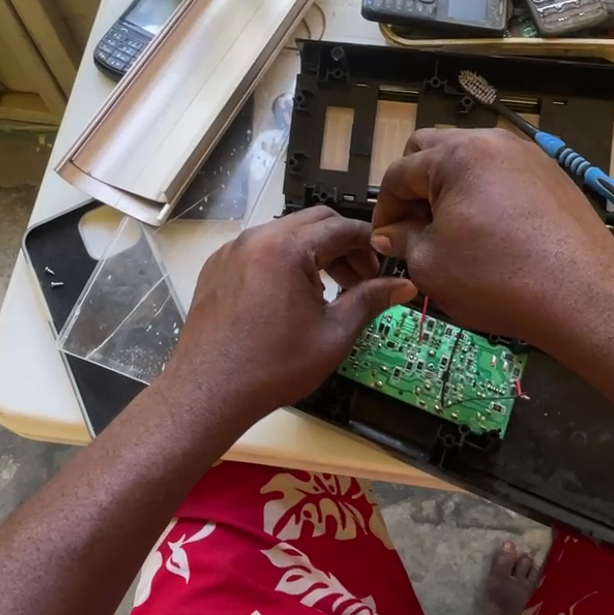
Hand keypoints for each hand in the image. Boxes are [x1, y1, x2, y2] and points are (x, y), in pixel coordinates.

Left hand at [155, 207, 415, 429]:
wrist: (207, 392)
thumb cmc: (275, 366)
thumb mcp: (334, 334)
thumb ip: (370, 300)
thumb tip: (406, 285)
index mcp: (287, 247)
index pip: (341, 227)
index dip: (369, 244)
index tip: (384, 268)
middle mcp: (257, 237)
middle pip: (313, 222)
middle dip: (343, 245)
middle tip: (360, 280)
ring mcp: (232, 250)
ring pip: (285, 234)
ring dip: (314, 253)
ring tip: (328, 292)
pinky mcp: (216, 266)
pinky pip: (260, 249)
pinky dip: (284, 261)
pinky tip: (290, 298)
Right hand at [368, 128, 613, 347]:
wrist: (583, 296)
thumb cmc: (496, 278)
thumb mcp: (430, 264)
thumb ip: (401, 241)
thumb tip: (389, 235)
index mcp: (455, 155)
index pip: (398, 174)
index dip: (384, 211)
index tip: (384, 242)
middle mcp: (491, 142)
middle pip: (433, 150)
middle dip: (415, 186)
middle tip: (416, 228)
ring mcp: (528, 155)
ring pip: (472, 160)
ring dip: (451, 188)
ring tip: (453, 232)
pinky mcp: (553, 175)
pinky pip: (504, 174)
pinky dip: (486, 195)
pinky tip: (492, 234)